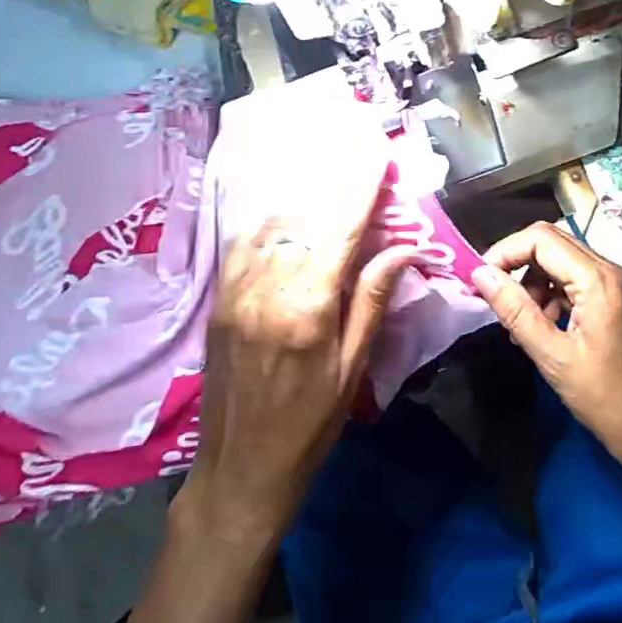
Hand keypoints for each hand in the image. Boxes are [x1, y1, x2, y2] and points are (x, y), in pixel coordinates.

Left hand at [179, 188, 415, 546]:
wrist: (239, 469)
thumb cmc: (308, 427)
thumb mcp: (352, 369)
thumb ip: (372, 301)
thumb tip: (403, 250)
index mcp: (306, 310)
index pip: (338, 232)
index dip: (358, 189)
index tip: (374, 153)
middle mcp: (265, 290)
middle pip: (304, 220)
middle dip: (334, 185)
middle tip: (356, 157)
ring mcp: (235, 292)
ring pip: (271, 226)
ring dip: (303, 199)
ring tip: (327, 178)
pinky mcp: (218, 299)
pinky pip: (242, 244)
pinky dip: (269, 222)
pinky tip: (287, 214)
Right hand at [471, 223, 621, 492]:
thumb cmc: (610, 401)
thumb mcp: (553, 357)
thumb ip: (515, 311)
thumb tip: (480, 274)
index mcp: (599, 280)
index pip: (540, 238)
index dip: (504, 252)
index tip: (480, 280)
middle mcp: (612, 272)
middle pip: (552, 243)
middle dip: (516, 265)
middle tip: (493, 298)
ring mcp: (618, 286)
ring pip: (562, 262)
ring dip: (533, 283)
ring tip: (519, 324)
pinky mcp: (618, 302)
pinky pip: (576, 282)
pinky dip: (551, 296)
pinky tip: (542, 329)